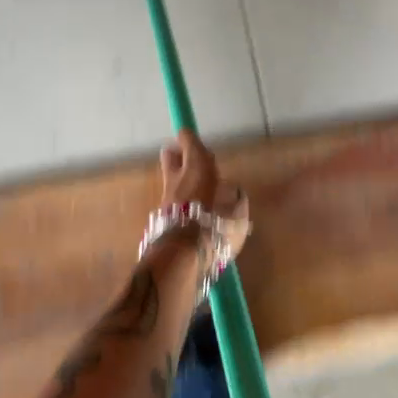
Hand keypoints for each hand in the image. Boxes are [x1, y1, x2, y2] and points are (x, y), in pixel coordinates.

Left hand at [159, 130, 249, 260]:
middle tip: (192, 161)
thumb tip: (236, 196)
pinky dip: (181, 202)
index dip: (191, 139)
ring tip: (199, 193)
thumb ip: (237, 204)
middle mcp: (177, 180)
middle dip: (179, 155)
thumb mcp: (238, 218)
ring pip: (170, 180)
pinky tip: (193, 214)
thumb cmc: (214, 229)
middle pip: (170, 156)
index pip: (189, 142)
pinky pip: (171, 201)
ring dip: (181, 182)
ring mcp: (165, 198)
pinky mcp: (159, 217)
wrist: (181, 258)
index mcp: (197, 169)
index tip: (194, 139)